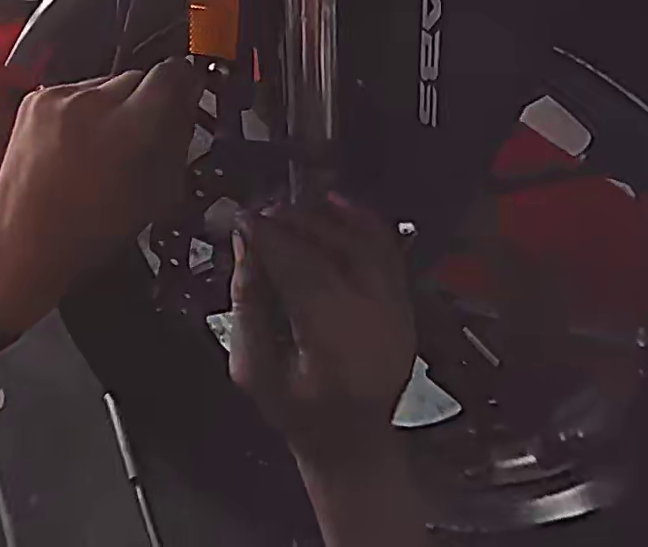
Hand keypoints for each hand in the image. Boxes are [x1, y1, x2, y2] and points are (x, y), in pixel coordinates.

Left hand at [0, 57, 200, 335]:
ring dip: (114, 105)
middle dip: (147, 101)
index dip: (185, 83)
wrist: (24, 240)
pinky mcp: (38, 98)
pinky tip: (79, 141)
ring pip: (108, 82)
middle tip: (142, 135)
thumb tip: (187, 101)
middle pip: (141, 76)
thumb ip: (178, 139)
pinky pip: (77, 89)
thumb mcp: (156, 193)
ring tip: (104, 145)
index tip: (186, 91)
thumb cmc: (88, 232)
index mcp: (131, 128)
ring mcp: (61, 98)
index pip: (173, 74)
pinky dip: (84, 109)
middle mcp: (94, 104)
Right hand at [229, 194, 414, 458]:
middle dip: (292, 222)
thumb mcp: (253, 368)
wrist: (353, 443)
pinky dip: (361, 221)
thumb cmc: (298, 413)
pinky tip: (335, 204)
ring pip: (361, 242)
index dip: (269, 238)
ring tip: (287, 211)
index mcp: (334, 346)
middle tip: (261, 213)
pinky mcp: (404, 303)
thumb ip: (246, 304)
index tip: (243, 220)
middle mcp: (374, 322)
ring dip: (320, 217)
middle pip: (333, 249)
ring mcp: (396, 311)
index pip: (300, 269)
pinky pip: (386, 249)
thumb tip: (244, 246)